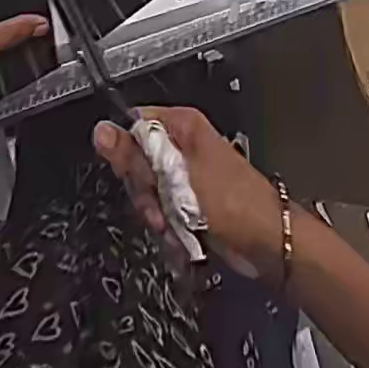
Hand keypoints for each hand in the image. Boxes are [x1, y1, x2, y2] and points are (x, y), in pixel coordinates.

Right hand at [92, 107, 286, 282]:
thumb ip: (135, 156)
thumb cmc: (230, 202)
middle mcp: (183, 144)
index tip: (135, 176)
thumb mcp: (175, 177)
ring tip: (173, 227)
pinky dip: (168, 226)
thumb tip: (101, 130)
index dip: (127, 152)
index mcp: (181, 124)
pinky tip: (179, 237)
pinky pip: (163, 209)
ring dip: (156, 214)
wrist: (268, 242)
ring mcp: (187, 173)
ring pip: (149, 190)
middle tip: (159, 207)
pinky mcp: (190, 200)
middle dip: (144, 192)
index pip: (133, 125)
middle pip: (138, 161)